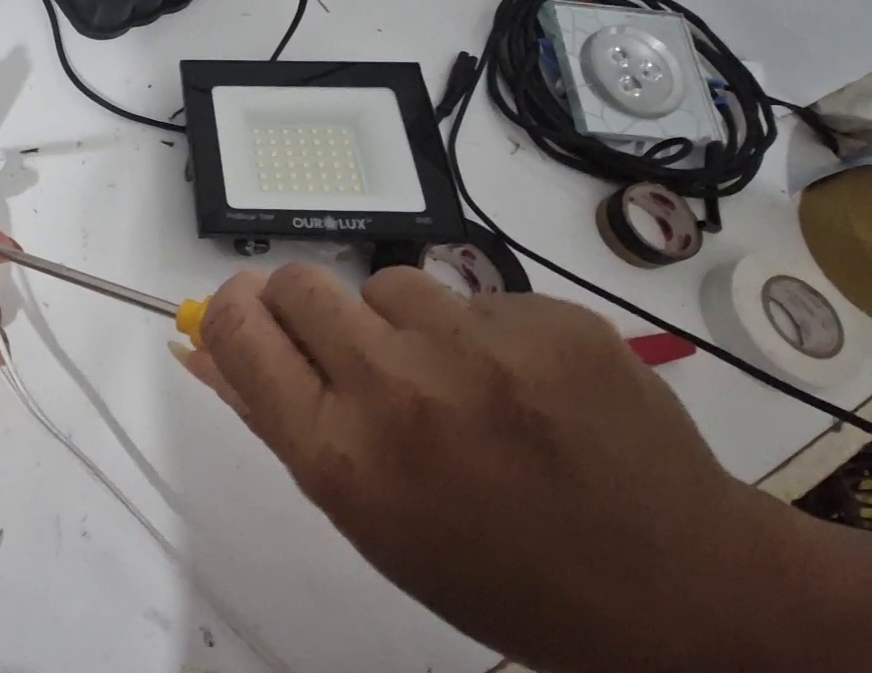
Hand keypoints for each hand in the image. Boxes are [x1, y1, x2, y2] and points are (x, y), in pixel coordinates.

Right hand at [176, 264, 793, 670]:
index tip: (249, 311)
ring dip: (400, 323)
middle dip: (306, 306)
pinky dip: (478, 331)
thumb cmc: (483, 564)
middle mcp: (396, 387)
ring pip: (388, 284)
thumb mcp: (359, 510)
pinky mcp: (551, 320)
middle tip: (349, 347)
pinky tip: (522, 385)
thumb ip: (272, 415)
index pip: (241, 329)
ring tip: (456, 382)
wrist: (672, 589)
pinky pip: (472, 296)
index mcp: (339, 452)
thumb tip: (198, 345)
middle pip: (298, 283)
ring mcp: (480, 347)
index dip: (234, 310)